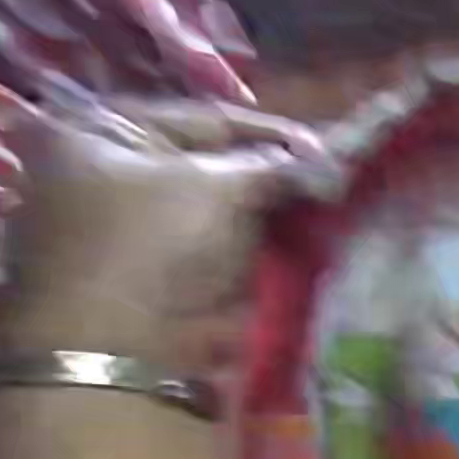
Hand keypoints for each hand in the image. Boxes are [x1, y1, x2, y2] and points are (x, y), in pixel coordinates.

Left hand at [0, 99, 329, 372]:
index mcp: (110, 132)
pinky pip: (256, 234)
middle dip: (292, 172)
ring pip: (250, 199)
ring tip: (347, 205)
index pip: (214, 119)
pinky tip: (329, 231)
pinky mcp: (203, 258)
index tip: (338, 154)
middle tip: (349, 180)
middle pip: (233, 159)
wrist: (138, 338)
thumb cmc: (156, 244)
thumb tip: (334, 162)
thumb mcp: (216, 187)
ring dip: (297, 205)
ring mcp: (169, 218)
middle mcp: (135, 169)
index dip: (279, 135)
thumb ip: (278, 168)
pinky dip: (291, 233)